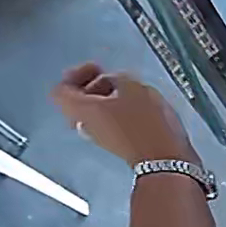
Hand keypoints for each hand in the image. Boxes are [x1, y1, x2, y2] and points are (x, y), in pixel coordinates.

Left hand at [51, 62, 197, 166]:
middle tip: (111, 79)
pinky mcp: (120, 146)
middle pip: (79, 102)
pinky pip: (111, 124)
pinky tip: (138, 109)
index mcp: (82, 109)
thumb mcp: (132, 86)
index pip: (62, 89)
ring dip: (108, 100)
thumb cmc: (146, 124)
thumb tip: (115, 82)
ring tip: (129, 92)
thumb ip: (117, 77)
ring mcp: (103, 138)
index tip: (96, 68)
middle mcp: (86, 126)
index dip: (77, 74)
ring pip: (96, 113)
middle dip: (94, 87)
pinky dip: (119, 113)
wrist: (164, 158)